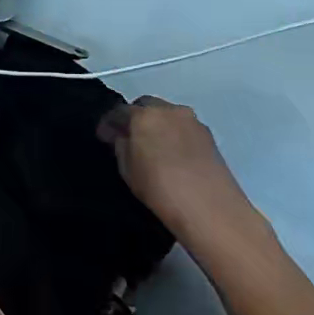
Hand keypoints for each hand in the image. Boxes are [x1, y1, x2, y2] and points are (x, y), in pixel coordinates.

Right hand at [99, 97, 264, 248]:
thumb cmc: (159, 187)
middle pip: (146, 106)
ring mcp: (193, 122)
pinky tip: (171, 155)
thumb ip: (121, 146)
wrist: (209, 208)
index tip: (104, 137)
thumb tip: (123, 137)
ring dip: (156, 126)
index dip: (108, 123)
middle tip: (128, 138)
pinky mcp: (209, 137)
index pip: (119, 111)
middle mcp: (170, 111)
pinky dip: (174, 135)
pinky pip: (183, 128)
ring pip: (168, 116)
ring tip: (151, 147)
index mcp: (145, 115)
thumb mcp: (127, 168)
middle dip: (135, 118)